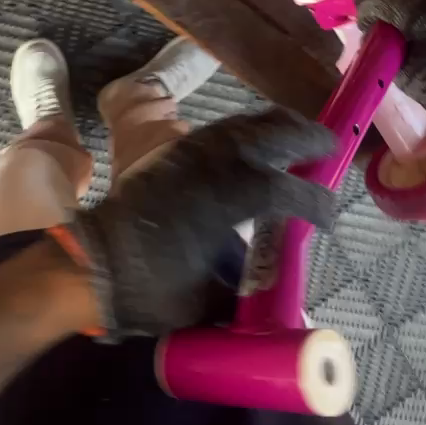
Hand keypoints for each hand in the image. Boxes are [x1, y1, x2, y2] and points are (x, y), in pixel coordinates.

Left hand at [61, 109, 335, 339]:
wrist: (95, 260)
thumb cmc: (150, 285)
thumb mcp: (207, 299)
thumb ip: (246, 291)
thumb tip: (274, 300)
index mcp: (229, 199)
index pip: (288, 193)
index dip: (316, 204)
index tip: (330, 216)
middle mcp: (215, 164)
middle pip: (272, 134)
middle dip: (306, 138)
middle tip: (330, 146)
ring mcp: (193, 150)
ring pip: (245, 123)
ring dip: (277, 125)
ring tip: (300, 132)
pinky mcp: (176, 148)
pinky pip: (222, 128)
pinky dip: (247, 127)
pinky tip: (255, 137)